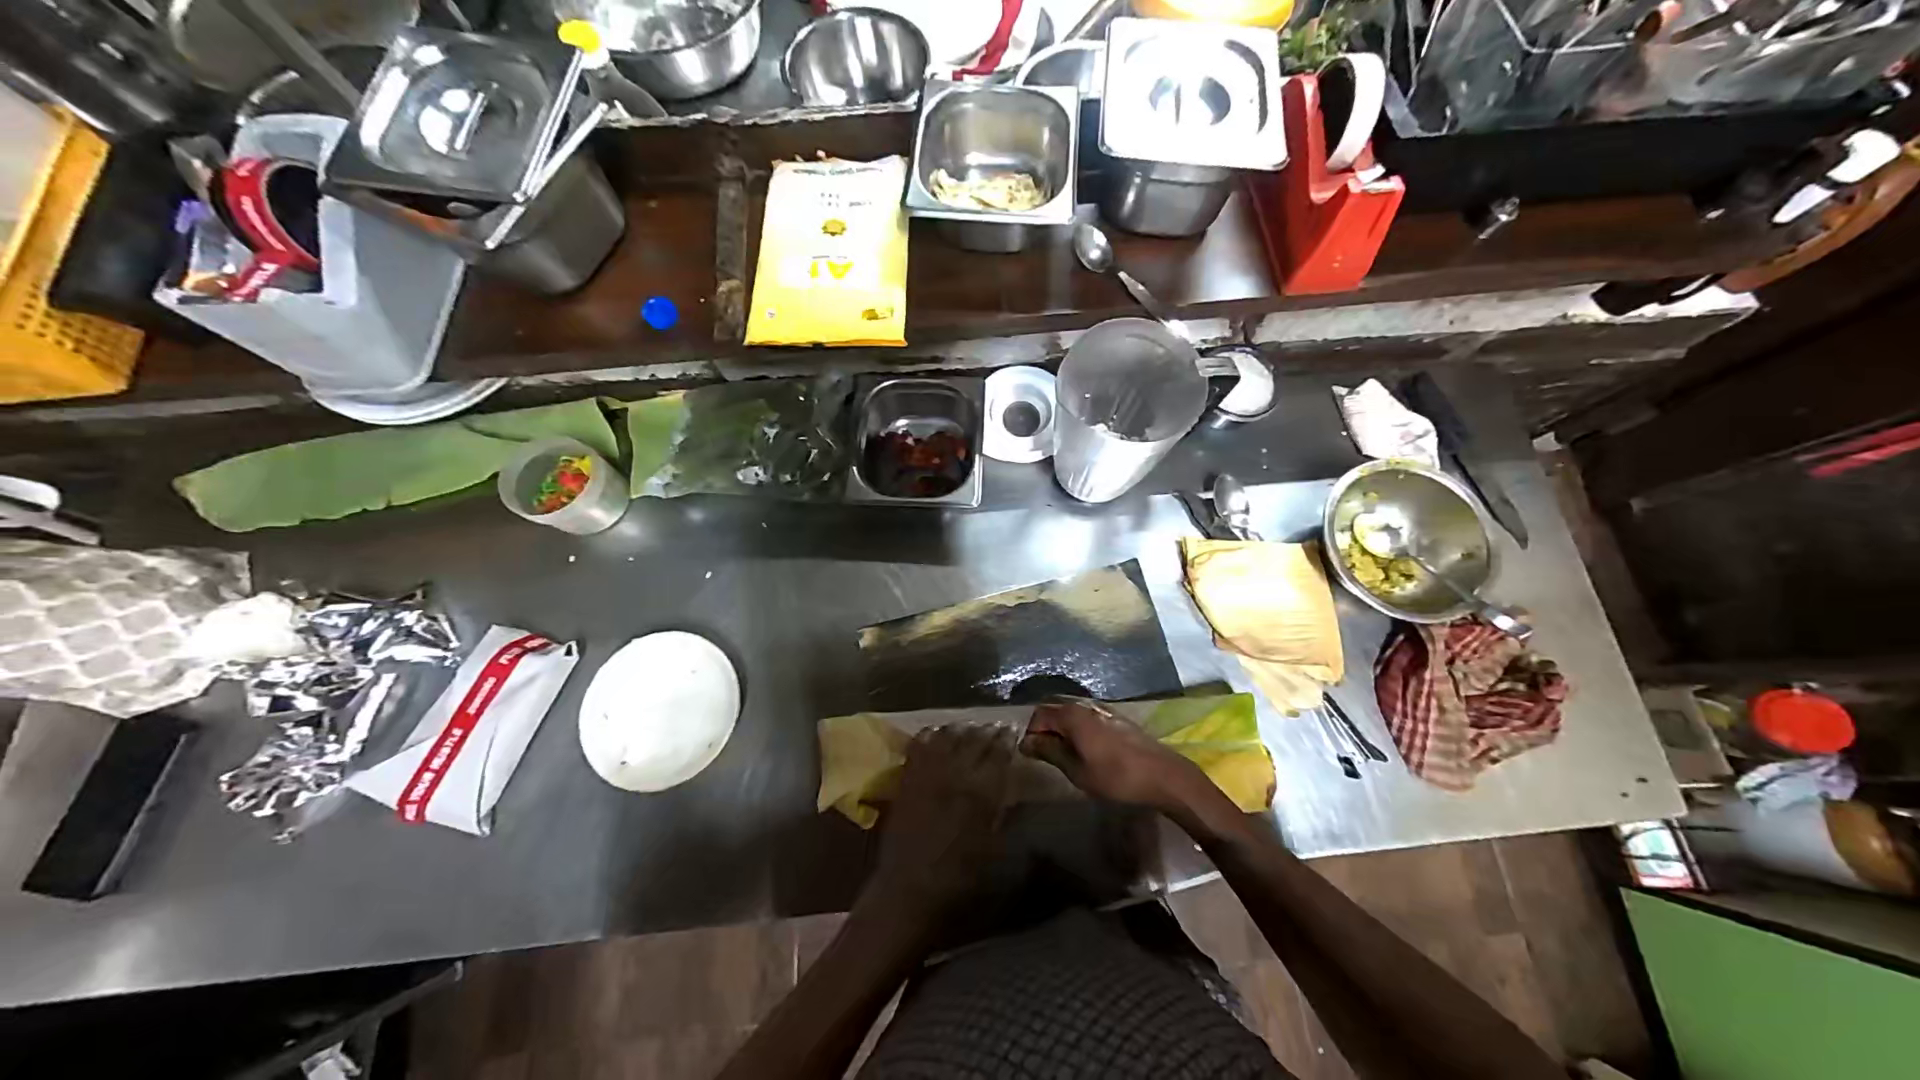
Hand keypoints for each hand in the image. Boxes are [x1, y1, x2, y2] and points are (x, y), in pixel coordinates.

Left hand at [863, 724, 1015, 924]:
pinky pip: (918, 746)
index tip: (1012, 729)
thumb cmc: (959, 877)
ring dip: (960, 729)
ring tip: (968, 726)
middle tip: (994, 725)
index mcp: (982, 792)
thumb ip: (1001, 813)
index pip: (999, 754)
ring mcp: (928, 773)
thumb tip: (1009, 791)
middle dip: (986, 730)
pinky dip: (929, 735)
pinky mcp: (906, 778)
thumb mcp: (993, 847)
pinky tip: (935, 732)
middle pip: (974, 740)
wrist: (909, 888)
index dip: (1006, 739)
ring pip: (947, 736)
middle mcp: (956, 774)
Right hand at [1021, 698, 1210, 813]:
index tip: (1031, 754)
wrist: (1163, 776)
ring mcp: (1104, 710)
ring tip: (1064, 754)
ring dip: (1063, 729)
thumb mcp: (1076, 770)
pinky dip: (1078, 730)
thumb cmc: (1115, 776)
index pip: (1039, 714)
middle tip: (1045, 754)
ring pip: (1072, 713)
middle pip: (1055, 709)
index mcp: (1072, 715)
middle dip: (1045, 728)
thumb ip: (1050, 751)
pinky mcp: (1117, 719)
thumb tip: (1026, 742)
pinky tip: (1085, 749)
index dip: (1031, 732)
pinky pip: (1088, 718)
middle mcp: (1086, 705)